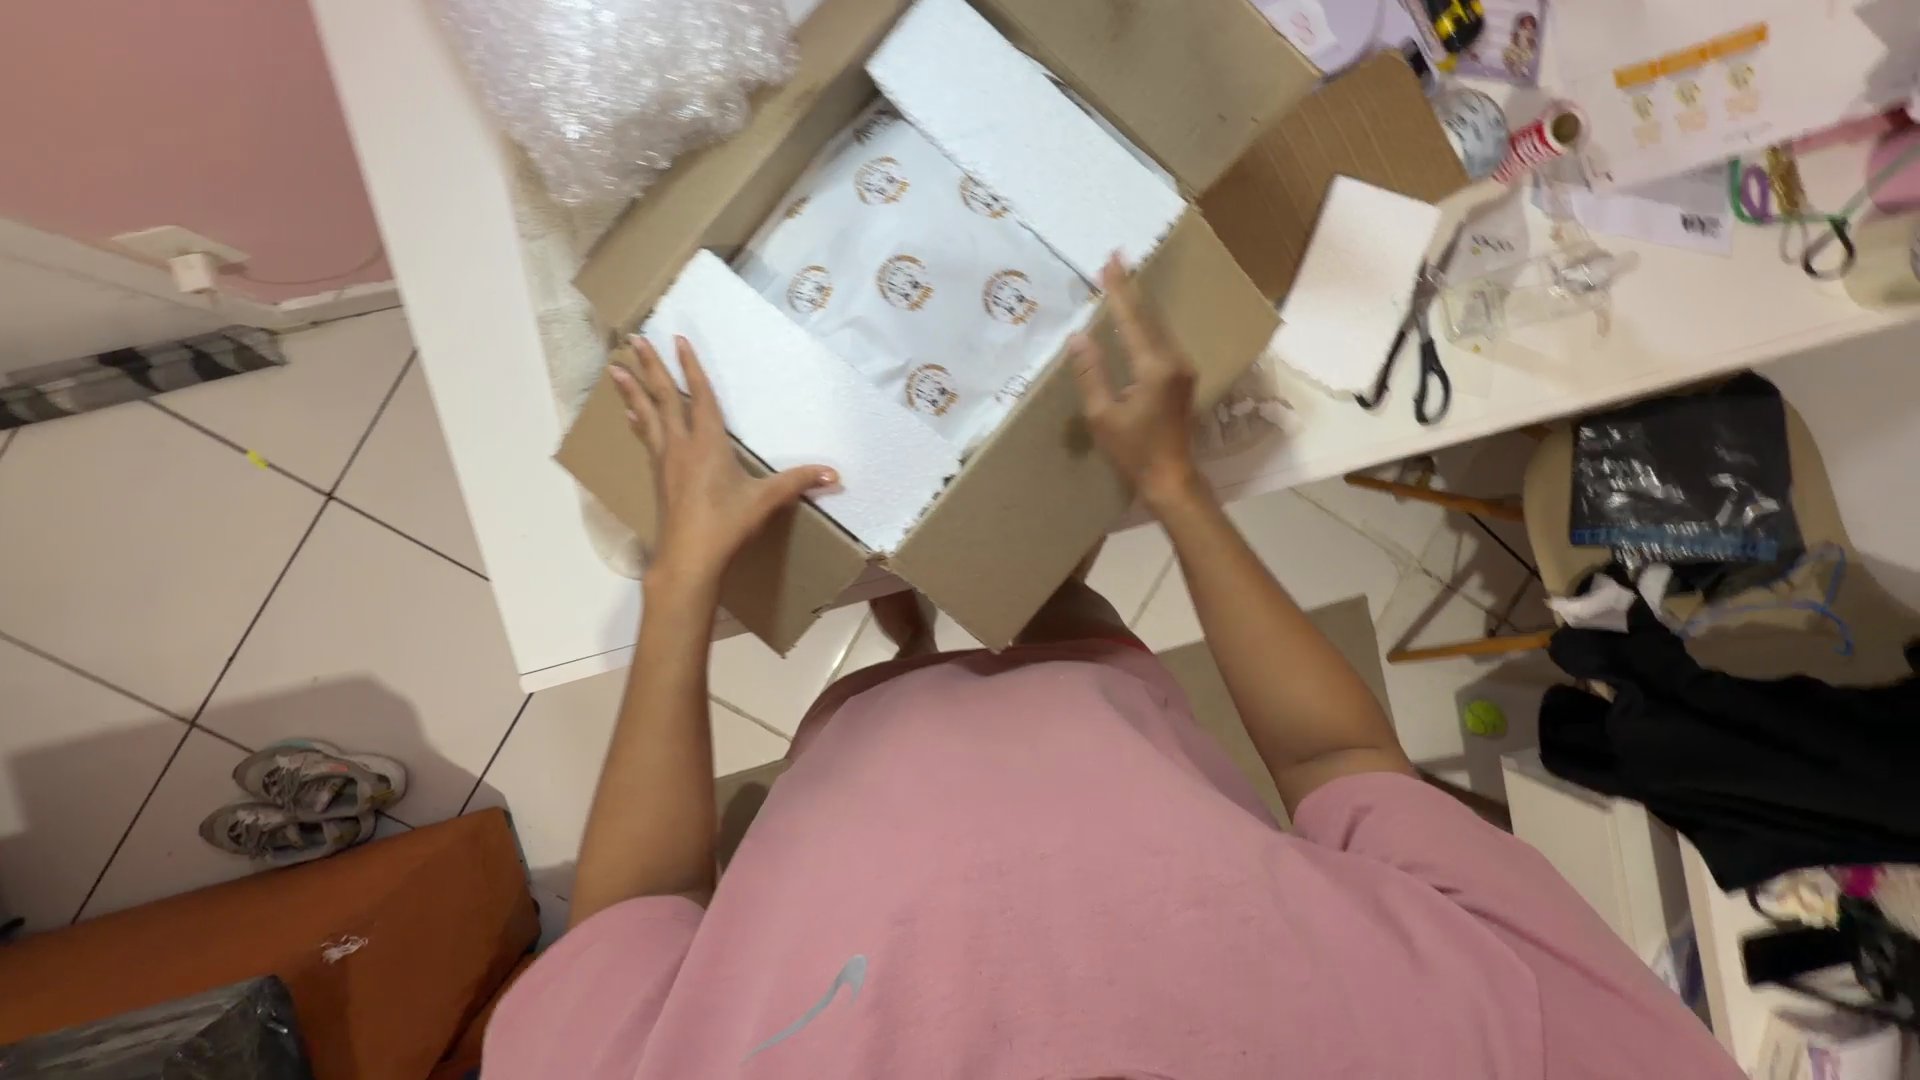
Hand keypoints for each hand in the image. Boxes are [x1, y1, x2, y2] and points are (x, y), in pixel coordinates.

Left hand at [609, 335, 836, 592]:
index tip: (678, 340)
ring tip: (616, 369)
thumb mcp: (766, 500)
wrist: (688, 558)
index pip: (700, 396)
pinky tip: (632, 417)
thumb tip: (833, 474)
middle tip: (633, 339)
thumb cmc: (726, 525)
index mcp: (707, 443)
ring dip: (633, 390)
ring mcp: (665, 461)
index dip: (690, 367)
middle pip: (664, 398)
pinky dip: (639, 421)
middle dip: (650, 367)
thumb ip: (798, 482)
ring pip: (647, 416)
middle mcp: (681, 445)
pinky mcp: (658, 478)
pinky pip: (646, 438)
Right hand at [1071, 255, 1203, 514]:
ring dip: (1138, 305)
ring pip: (1158, 327)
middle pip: (1150, 316)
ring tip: (1121, 282)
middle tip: (1116, 259)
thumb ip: (1091, 372)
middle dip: (1130, 288)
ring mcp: (1183, 368)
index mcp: (1154, 367)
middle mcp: (1174, 360)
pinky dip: (1144, 325)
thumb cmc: (1133, 451)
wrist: (1171, 476)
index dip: (1119, 289)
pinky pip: (1161, 341)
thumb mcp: (1102, 415)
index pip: (1133, 319)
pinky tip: (1133, 318)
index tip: (1111, 261)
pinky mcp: (1182, 377)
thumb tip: (1078, 337)